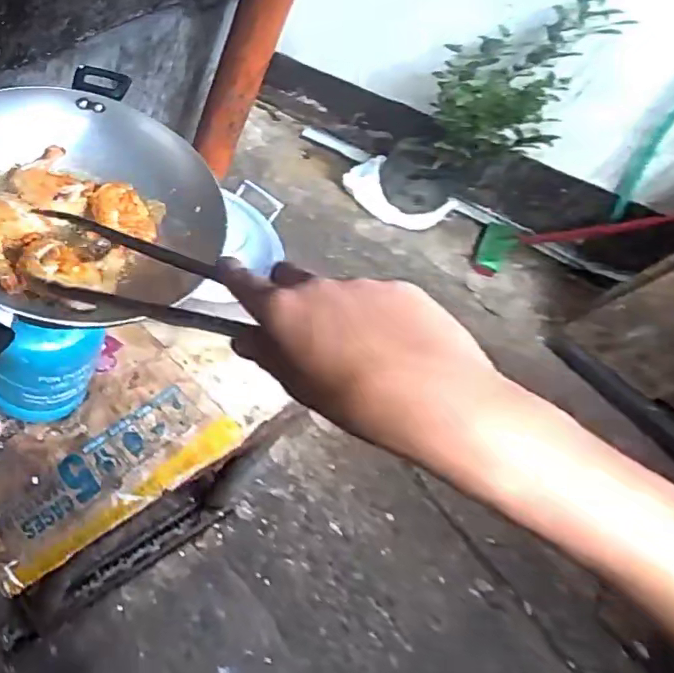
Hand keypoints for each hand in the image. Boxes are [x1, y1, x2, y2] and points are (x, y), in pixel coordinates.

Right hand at [217, 259, 511, 464]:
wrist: (446, 404)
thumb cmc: (357, 403)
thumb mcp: (300, 387)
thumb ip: (268, 356)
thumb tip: (245, 339)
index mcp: (280, 308)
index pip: (241, 279)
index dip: (231, 273)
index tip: (227, 269)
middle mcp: (313, 286)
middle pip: (289, 277)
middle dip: (291, 294)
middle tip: (308, 326)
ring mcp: (360, 284)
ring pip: (337, 290)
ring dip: (339, 308)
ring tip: (367, 346)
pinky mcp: (403, 289)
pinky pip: (379, 297)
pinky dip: (380, 314)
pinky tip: (400, 345)